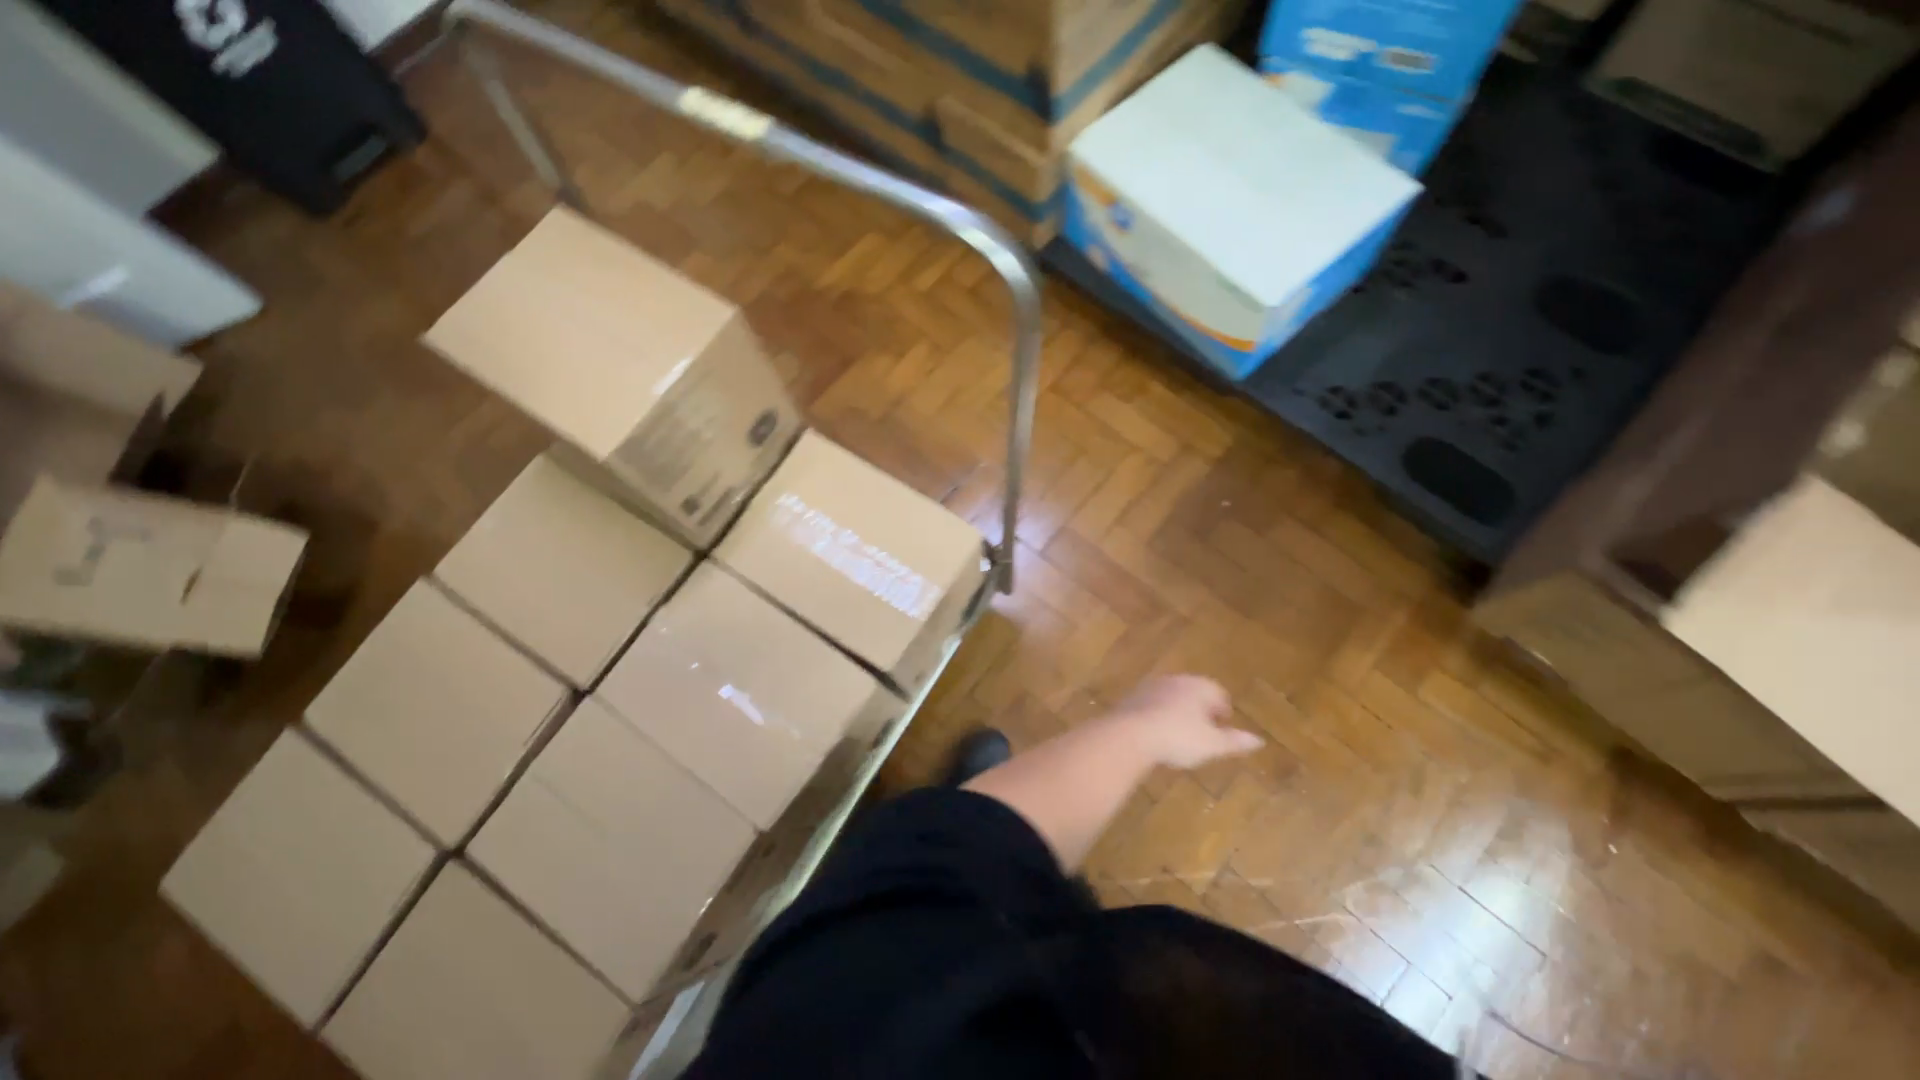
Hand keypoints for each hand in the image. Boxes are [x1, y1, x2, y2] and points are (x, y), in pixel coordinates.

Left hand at [1105, 675, 1262, 768]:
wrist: (1129, 734)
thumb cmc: (1178, 738)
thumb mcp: (1212, 744)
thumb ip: (1235, 741)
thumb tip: (1259, 741)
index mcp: (1199, 686)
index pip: (1218, 692)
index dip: (1223, 709)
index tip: (1223, 723)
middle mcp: (1175, 680)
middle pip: (1194, 691)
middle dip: (1200, 708)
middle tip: (1204, 728)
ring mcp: (1150, 687)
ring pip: (1171, 696)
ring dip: (1177, 711)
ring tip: (1180, 732)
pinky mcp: (1130, 698)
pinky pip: (1151, 705)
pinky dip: (1157, 715)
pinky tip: (1156, 733)